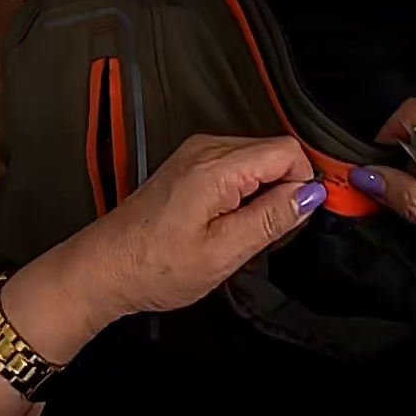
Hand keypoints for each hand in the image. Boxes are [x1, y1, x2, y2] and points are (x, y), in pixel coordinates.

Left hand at [2, 134, 326, 360]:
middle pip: (274, 151)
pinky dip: (246, 189)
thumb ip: (272, 218)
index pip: (287, 150)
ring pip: (258, 158)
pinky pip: (237, 164)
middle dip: (283, 189)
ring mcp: (196, 152)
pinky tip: (227, 219)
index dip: (303, 182)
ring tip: (242, 229)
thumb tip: (312, 194)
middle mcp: (206, 148)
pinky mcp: (191, 162)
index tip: (296, 217)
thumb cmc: (155, 266)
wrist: (103, 267)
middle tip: (265, 232)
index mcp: (216, 167)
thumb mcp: (223, 252)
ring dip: (265, 191)